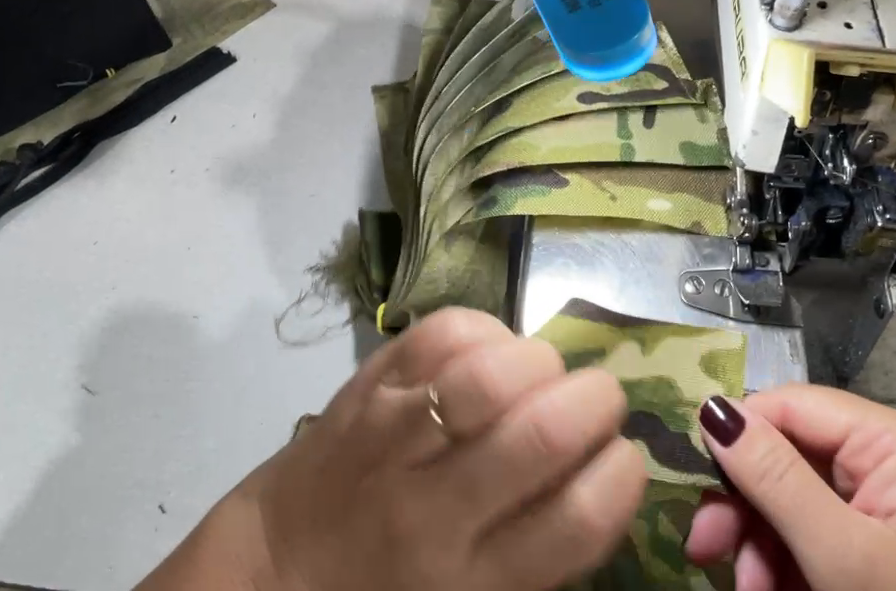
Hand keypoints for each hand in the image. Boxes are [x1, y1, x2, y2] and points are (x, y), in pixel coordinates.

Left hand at [135, 308, 647, 590]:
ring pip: (493, 373)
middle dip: (597, 400)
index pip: (579, 518)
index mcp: (476, 581)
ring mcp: (396, 436)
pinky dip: (488, 331)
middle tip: (597, 402)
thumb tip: (607, 468)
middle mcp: (436, 508)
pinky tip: (489, 354)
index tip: (621, 458)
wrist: (273, 574)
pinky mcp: (371, 382)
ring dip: (541, 362)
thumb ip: (544, 548)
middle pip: (544, 432)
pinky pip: (447, 331)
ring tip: (542, 376)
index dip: (622, 474)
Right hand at [687, 385, 895, 590]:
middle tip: (703, 547)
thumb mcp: (840, 555)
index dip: (739, 436)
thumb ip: (774, 478)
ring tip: (746, 587)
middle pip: (790, 455)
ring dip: (759, 543)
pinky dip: (786, 562)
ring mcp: (890, 504)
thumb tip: (711, 407)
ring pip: (795, 499)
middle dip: (745, 504)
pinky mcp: (885, 544)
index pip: (793, 406)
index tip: (691, 479)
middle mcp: (893, 459)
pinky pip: (817, 534)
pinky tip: (768, 590)